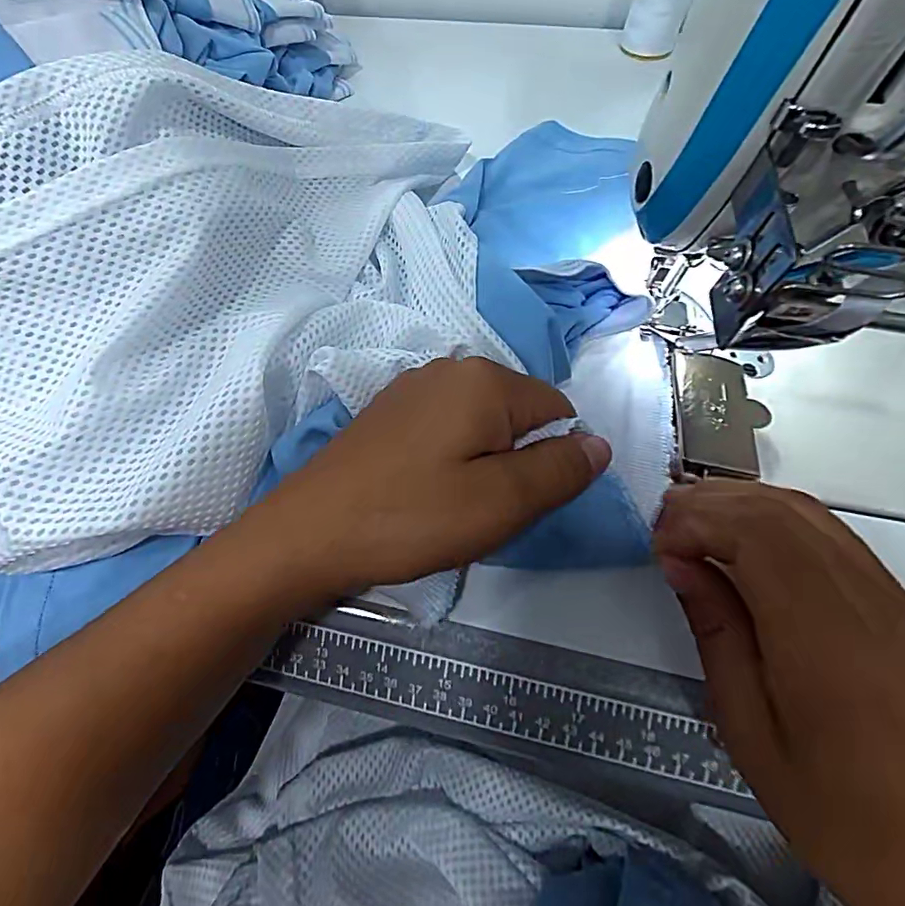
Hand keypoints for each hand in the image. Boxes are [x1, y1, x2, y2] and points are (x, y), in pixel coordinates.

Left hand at [249, 357, 610, 603]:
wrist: (305, 536)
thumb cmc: (410, 518)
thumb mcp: (501, 502)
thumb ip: (560, 470)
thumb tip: (599, 444)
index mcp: (485, 380)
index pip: (557, 411)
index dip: (552, 461)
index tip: (518, 501)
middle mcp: (450, 369)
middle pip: (519, 416)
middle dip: (517, 462)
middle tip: (483, 509)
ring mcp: (414, 387)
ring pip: (482, 425)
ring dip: (484, 465)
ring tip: (451, 506)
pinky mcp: (389, 412)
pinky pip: (447, 430)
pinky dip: (451, 461)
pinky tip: (422, 494)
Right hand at [653, 480, 904, 905]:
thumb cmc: (832, 807)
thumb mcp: (747, 728)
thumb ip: (716, 631)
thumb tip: (682, 564)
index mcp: (823, 639)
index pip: (756, 536)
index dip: (699, 522)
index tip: (660, 544)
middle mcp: (865, 602)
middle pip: (782, 513)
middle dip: (715, 503)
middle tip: (667, 520)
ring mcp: (892, 598)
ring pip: (811, 514)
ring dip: (747, 503)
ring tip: (697, 518)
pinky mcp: (903, 604)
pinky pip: (836, 536)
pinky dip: (782, 519)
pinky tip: (750, 536)